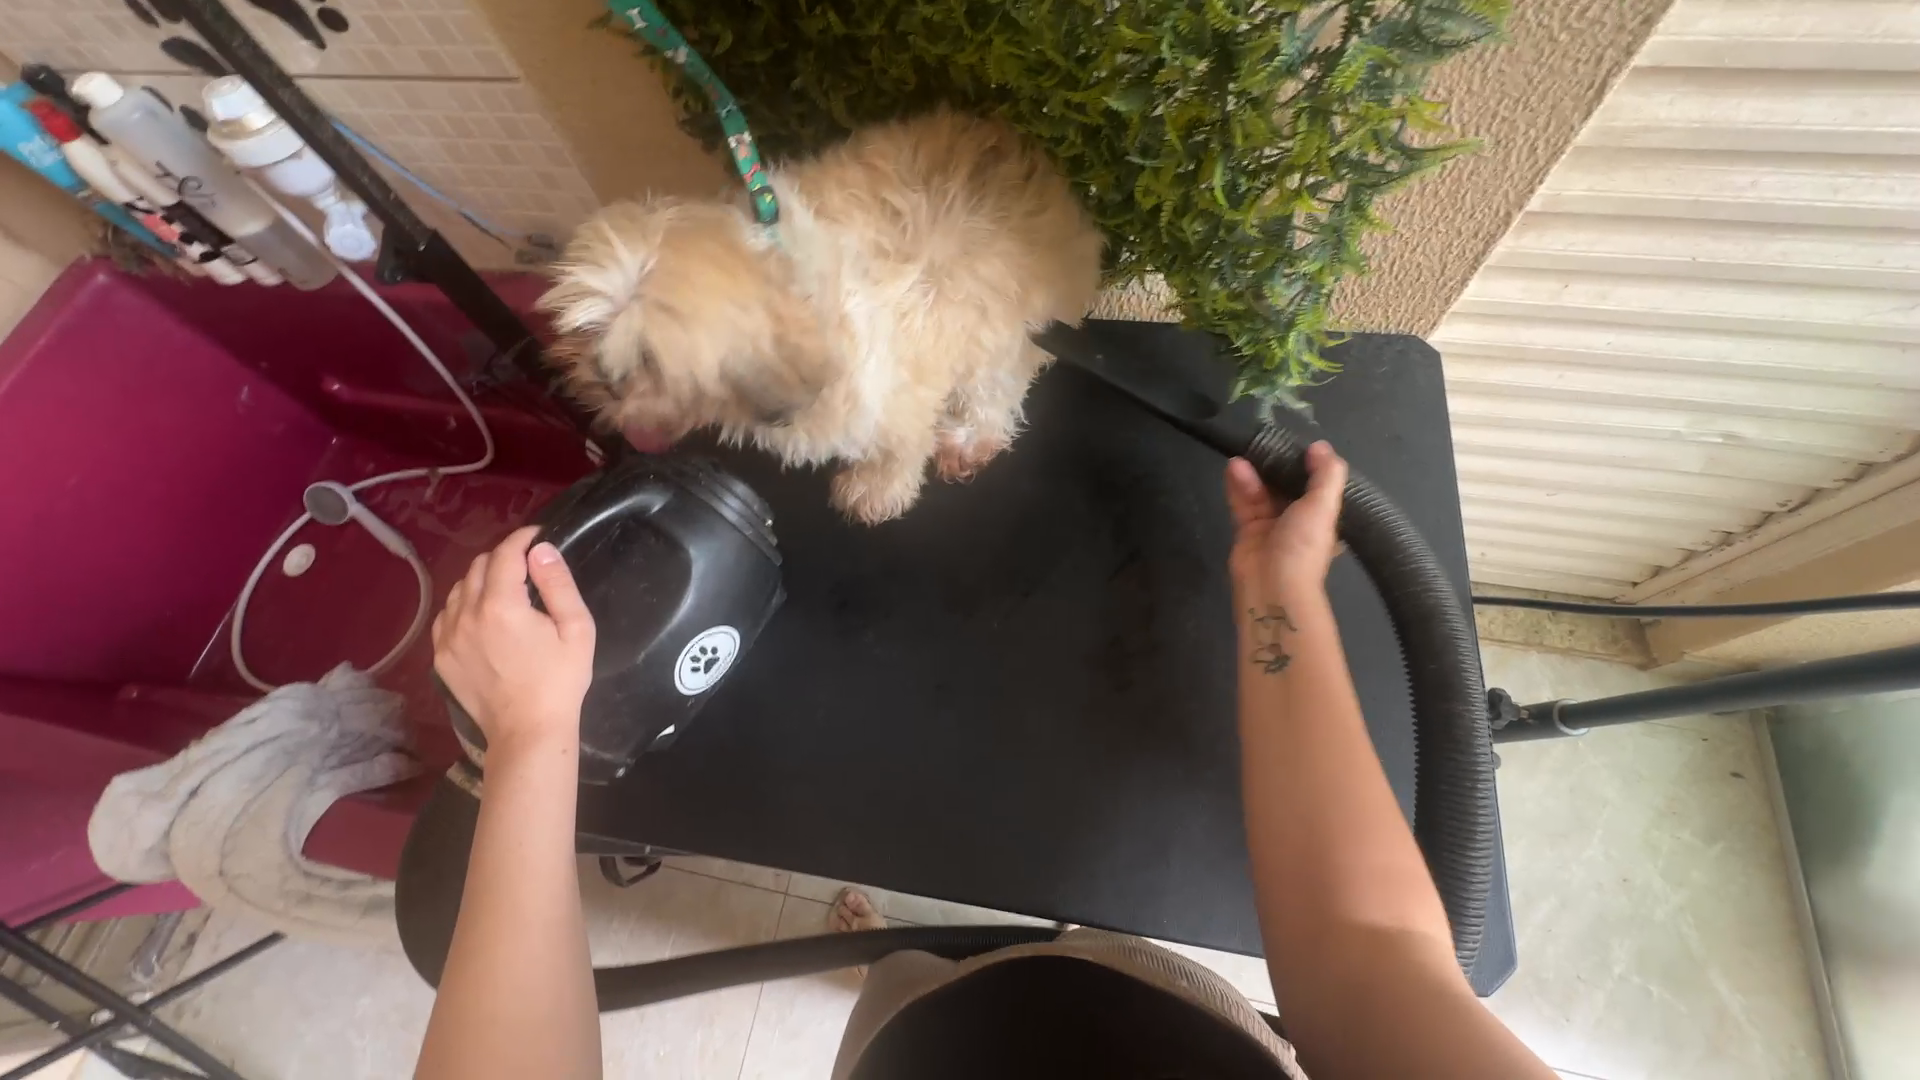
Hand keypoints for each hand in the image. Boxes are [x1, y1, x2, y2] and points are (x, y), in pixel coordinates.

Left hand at [432, 526, 596, 757]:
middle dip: (503, 557)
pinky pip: (446, 615)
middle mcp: (467, 614)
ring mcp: (448, 637)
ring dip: (482, 579)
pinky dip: (464, 604)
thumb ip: (559, 585)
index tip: (538, 535)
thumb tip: (542, 549)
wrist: (527, 729)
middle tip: (528, 563)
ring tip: (507, 588)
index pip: (505, 555)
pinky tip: (483, 614)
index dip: (522, 538)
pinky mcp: (441, 656)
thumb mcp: (577, 629)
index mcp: (502, 605)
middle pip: (478, 567)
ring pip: (458, 589)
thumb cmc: (561, 679)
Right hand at [1224, 441, 1348, 604]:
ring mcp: (1270, 525)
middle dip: (1276, 466)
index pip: (1317, 484)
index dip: (1308, 464)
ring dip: (1253, 474)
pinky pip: (1242, 502)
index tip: (1297, 442)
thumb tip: (1320, 446)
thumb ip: (1325, 474)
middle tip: (1264, 443)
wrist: (1272, 584)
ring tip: (1243, 455)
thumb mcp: (1324, 506)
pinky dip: (1238, 486)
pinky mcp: (1246, 529)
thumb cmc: (1303, 545)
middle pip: (1286, 485)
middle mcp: (1298, 520)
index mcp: (1322, 516)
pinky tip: (1234, 468)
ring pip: (1261, 492)